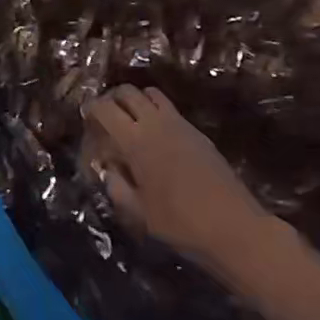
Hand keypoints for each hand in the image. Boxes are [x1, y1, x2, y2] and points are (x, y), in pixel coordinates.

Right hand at [82, 85, 274, 274]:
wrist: (233, 227)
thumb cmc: (180, 223)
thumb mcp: (139, 213)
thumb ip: (117, 187)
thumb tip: (107, 169)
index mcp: (136, 141)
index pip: (106, 109)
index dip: (92, 108)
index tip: (86, 115)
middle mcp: (156, 123)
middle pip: (128, 92)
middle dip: (113, 98)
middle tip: (106, 115)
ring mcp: (180, 124)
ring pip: (151, 94)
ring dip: (136, 100)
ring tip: (131, 119)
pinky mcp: (197, 132)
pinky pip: (170, 108)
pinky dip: (156, 111)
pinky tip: (157, 135)